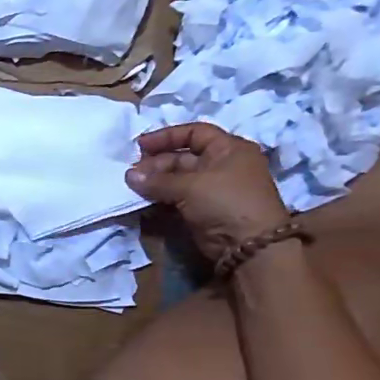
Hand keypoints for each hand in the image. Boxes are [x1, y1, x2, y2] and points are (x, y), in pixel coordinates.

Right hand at [126, 123, 291, 259]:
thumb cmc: (225, 202)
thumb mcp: (191, 186)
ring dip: (156, 183)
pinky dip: (163, 199)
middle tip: (133, 174)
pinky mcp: (206, 212)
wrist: (249, 247)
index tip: (140, 146)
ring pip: (179, 180)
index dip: (167, 136)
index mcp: (228, 149)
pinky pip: (179, 199)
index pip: (195, 133)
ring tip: (134, 187)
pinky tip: (145, 201)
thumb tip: (129, 176)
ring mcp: (214, 190)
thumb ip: (158, 180)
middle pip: (183, 158)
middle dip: (157, 164)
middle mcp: (223, 166)